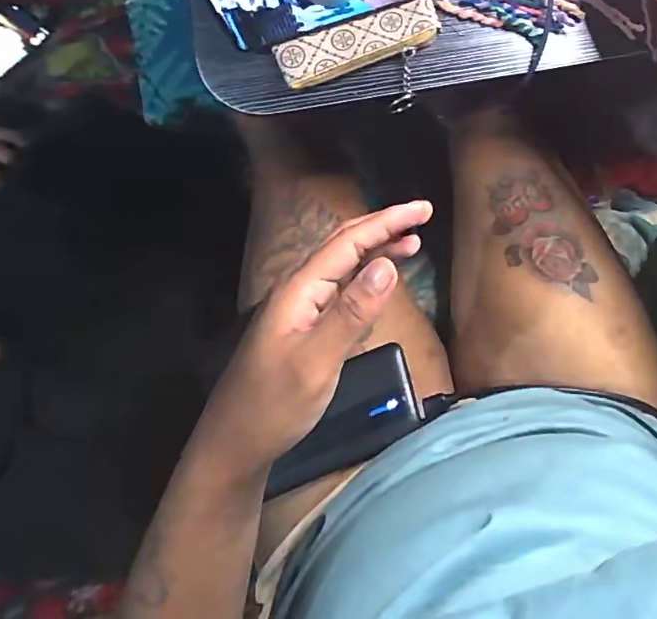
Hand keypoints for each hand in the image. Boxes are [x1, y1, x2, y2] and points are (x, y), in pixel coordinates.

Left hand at [192, 200, 429, 477]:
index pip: (350, 241)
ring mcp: (300, 307)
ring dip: (378, 248)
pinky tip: (381, 280)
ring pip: (344, 264)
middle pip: (345, 243)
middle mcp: (299, 288)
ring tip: (412, 241)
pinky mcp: (304, 325)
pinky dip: (366, 275)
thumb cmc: (274, 406)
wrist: (233, 447)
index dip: (388, 221)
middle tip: (422, 215)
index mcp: (300, 288)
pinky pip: (341, 287)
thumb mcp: (318, 361)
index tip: (423, 209)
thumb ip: (353, 311)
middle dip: (384, 225)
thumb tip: (389, 265)